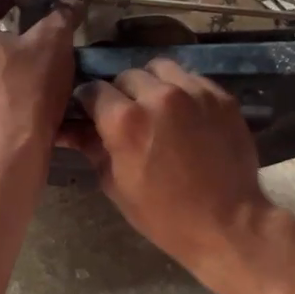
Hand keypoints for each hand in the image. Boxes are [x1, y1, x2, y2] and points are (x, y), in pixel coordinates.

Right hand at [66, 59, 275, 275]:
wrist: (227, 224)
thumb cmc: (163, 214)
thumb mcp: (116, 185)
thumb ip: (92, 147)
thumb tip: (68, 129)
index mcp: (125, 120)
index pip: (93, 90)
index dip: (89, 103)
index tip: (92, 114)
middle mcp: (158, 95)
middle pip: (126, 75)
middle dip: (121, 94)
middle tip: (129, 118)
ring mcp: (194, 92)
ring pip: (161, 69)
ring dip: (152, 84)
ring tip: (158, 108)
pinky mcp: (221, 96)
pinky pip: (192, 79)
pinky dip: (182, 91)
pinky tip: (185, 115)